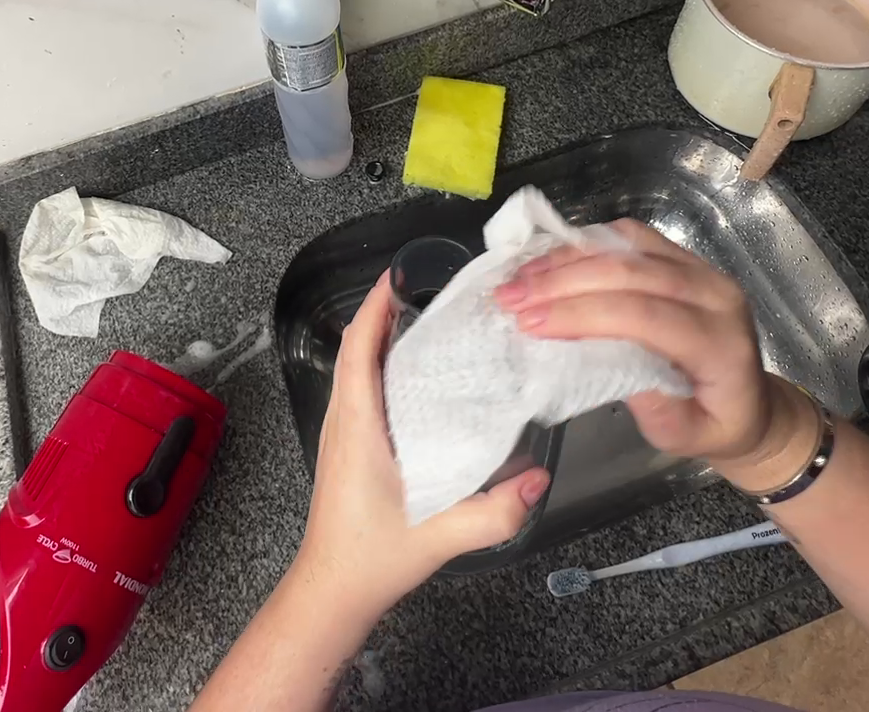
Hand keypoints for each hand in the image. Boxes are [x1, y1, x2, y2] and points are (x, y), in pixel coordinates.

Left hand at [291, 274, 550, 620]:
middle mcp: (343, 420)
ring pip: (353, 368)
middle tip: (421, 291)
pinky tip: (408, 373)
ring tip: (418, 319)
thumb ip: (491, 514)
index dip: (373, 309)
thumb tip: (537, 479)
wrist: (331, 590)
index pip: (358, 350)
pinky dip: (376, 365)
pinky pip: (357, 389)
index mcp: (357, 426)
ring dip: (377, 338)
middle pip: (354, 350)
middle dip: (381, 314)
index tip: (394, 278)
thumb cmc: (369, 558)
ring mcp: (341, 432)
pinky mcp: (346, 445)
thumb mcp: (436, 536)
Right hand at [493, 219, 819, 492]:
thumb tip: (608, 371)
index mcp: (719, 341)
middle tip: (509, 296)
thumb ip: (658, 412)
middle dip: (560, 282)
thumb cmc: (714, 423)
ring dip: (564, 258)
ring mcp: (698, 267)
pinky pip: (627, 236)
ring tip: (518, 276)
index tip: (528, 323)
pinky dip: (583, 243)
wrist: (752, 402)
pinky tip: (548, 260)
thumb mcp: (689, 439)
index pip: (643, 316)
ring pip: (623, 246)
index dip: (580, 314)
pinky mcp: (680, 255)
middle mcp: (714, 293)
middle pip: (628, 272)